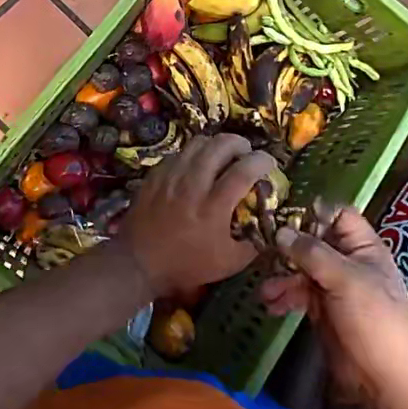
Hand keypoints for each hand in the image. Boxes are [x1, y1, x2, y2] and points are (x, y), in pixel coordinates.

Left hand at [116, 133, 273, 297]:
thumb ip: (253, 244)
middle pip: (220, 145)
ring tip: (222, 155)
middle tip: (245, 153)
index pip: (243, 170)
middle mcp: (193, 185)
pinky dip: (194, 154)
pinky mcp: (155, 175)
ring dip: (216, 145)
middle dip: (240, 143)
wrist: (138, 262)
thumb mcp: (228, 263)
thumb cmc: (186, 265)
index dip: (261, 160)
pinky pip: (179, 153)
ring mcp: (171, 176)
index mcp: (214, 207)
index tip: (269, 162)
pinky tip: (197, 166)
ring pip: (198, 143)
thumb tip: (269, 226)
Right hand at [259, 209, 407, 406]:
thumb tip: (281, 231)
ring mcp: (335, 286)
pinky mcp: (323, 309)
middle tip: (263, 250)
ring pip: (301, 268)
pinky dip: (284, 296)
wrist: (384, 380)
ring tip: (265, 291)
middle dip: (288, 247)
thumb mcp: (345, 280)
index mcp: (364, 248)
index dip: (313, 212)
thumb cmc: (374, 321)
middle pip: (314, 241)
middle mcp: (349, 262)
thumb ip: (312, 253)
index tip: (283, 217)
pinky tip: (271, 305)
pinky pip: (298, 293)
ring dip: (282, 276)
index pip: (338, 215)